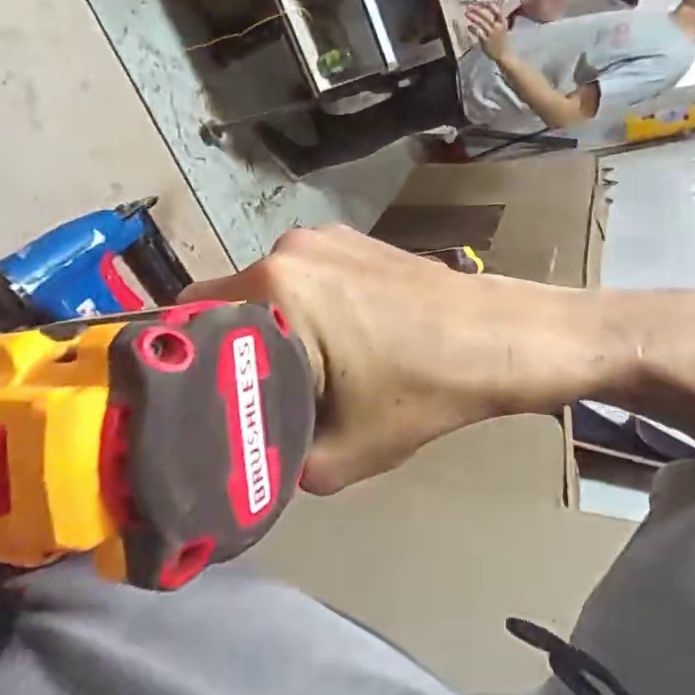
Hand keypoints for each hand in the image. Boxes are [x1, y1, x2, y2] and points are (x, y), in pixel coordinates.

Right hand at [180, 226, 536, 494]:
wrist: (503, 339)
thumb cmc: (424, 389)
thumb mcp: (339, 453)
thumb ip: (275, 460)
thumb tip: (247, 455)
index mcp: (275, 284)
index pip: (192, 318)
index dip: (190, 362)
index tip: (205, 399)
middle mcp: (289, 246)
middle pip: (231, 303)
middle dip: (237, 350)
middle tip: (261, 395)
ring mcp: (324, 234)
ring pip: (269, 289)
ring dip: (275, 326)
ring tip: (311, 369)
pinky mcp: (353, 237)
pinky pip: (305, 275)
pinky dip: (307, 306)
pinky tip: (345, 339)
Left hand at [466, 2, 513, 60]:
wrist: (505, 55)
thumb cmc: (503, 40)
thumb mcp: (503, 27)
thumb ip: (498, 18)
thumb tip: (496, 6)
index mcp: (503, 22)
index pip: (495, 9)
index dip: (486, 4)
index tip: (479, 1)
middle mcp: (498, 26)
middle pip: (486, 15)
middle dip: (476, 9)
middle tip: (468, 6)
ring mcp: (491, 34)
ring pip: (481, 23)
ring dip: (473, 17)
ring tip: (466, 13)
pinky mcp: (486, 41)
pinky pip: (478, 33)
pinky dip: (473, 29)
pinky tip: (469, 26)